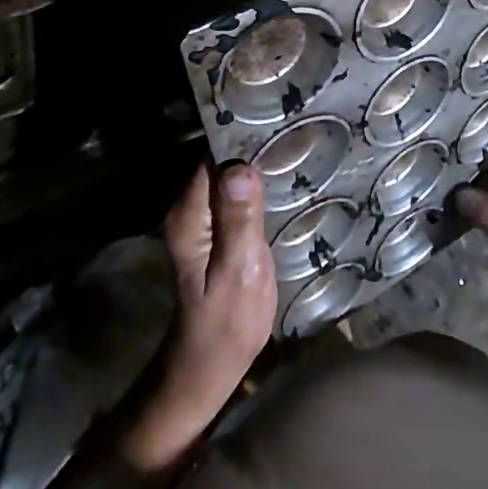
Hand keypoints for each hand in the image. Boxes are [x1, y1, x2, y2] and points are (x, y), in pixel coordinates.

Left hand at [118, 161, 274, 472]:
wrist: (211, 363)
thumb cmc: (227, 322)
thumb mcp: (239, 272)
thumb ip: (239, 220)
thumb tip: (240, 168)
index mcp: (189, 215)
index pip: (212, 159)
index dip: (242, 141)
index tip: (277, 125)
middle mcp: (189, 210)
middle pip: (220, 163)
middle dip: (253, 148)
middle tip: (296, 134)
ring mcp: (201, 220)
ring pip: (230, 178)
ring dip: (258, 167)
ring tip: (297, 150)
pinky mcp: (217, 230)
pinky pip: (235, 197)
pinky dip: (257, 189)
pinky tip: (284, 184)